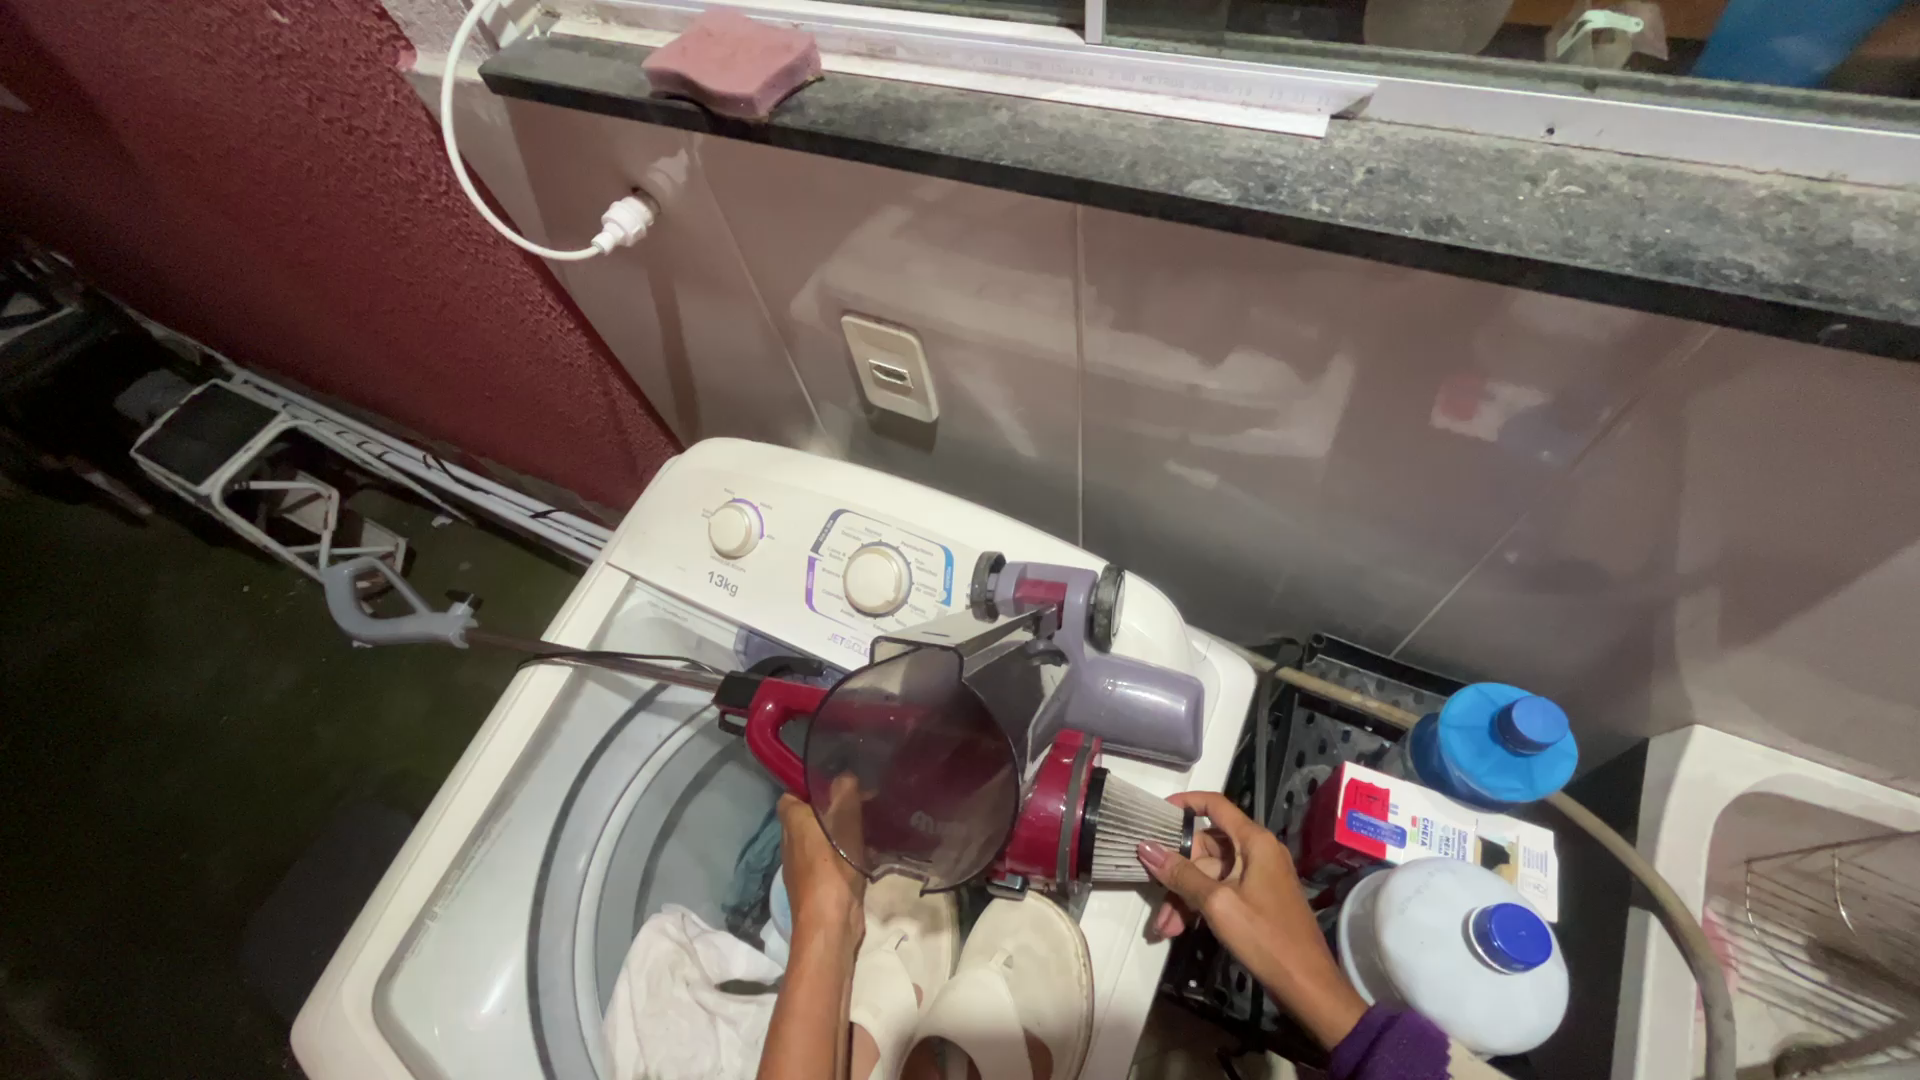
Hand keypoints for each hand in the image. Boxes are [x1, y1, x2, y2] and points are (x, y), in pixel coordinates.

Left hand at [777, 782, 864, 942]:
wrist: (829, 924)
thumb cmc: (833, 866)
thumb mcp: (844, 821)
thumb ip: (845, 793)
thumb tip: (845, 775)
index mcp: (792, 822)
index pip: (790, 794)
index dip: (809, 786)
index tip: (835, 783)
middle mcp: (791, 843)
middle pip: (809, 816)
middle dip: (833, 807)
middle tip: (861, 801)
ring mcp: (802, 867)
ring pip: (822, 838)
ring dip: (842, 831)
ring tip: (869, 823)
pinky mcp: (817, 885)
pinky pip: (831, 859)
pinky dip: (846, 853)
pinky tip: (869, 853)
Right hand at [1137, 791, 1367, 1049]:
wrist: (1309, 989)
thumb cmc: (1266, 937)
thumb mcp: (1218, 903)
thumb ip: (1181, 874)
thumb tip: (1145, 847)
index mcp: (1254, 841)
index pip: (1215, 805)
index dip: (1185, 803)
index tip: (1156, 814)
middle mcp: (1256, 852)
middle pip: (1205, 848)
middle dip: (1177, 872)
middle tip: (1153, 893)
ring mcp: (1256, 877)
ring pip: (1208, 874)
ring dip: (1184, 898)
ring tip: (1163, 928)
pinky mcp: (1255, 900)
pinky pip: (1219, 892)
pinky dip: (1199, 907)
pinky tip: (1177, 929)